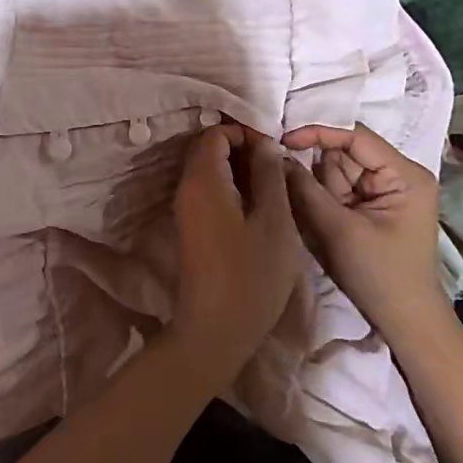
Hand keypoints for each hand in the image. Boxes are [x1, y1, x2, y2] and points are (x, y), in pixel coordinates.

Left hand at [168, 124, 304, 391]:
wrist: (215, 329)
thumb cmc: (251, 275)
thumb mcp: (274, 222)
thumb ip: (269, 176)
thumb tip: (265, 143)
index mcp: (202, 179)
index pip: (214, 133)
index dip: (244, 132)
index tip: (274, 148)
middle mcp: (185, 187)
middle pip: (208, 150)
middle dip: (242, 149)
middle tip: (278, 167)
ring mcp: (184, 208)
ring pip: (208, 171)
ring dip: (238, 170)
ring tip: (273, 186)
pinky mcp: (190, 226)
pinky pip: (208, 192)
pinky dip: (231, 188)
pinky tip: (257, 206)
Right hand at [281, 124, 448, 337]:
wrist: (404, 321)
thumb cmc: (379, 274)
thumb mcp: (338, 229)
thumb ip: (305, 188)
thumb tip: (276, 154)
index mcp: (404, 174)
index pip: (355, 137)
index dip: (317, 133)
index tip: (282, 140)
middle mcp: (397, 175)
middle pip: (344, 152)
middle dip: (313, 162)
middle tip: (282, 170)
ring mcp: (384, 190)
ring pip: (336, 169)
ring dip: (314, 180)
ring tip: (298, 197)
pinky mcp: (370, 205)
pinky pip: (337, 186)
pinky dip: (319, 193)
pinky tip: (308, 206)